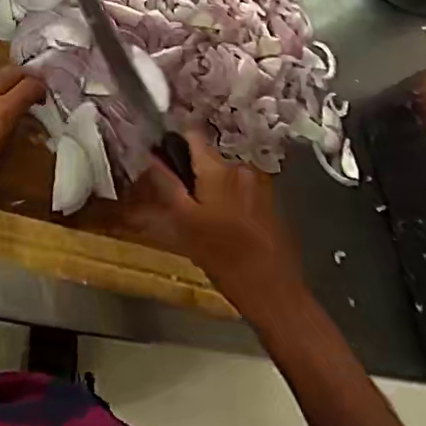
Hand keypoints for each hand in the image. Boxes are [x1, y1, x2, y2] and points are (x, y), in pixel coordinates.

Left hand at [0, 64, 44, 204]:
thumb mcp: (7, 152)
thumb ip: (19, 126)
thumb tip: (28, 115)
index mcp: (1, 111)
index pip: (29, 85)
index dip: (41, 88)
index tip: (44, 96)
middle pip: (11, 71)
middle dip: (25, 76)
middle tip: (32, 87)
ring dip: (5, 76)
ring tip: (11, 89)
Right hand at [133, 130, 304, 302]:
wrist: (272, 289)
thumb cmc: (222, 255)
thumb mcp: (184, 221)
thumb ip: (168, 184)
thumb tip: (152, 156)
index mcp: (217, 169)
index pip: (192, 135)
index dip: (173, 141)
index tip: (161, 155)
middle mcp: (240, 168)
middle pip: (208, 158)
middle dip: (191, 171)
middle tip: (177, 197)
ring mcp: (258, 184)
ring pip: (223, 175)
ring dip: (210, 187)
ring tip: (198, 215)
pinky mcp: (269, 202)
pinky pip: (239, 190)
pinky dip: (227, 199)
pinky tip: (221, 225)